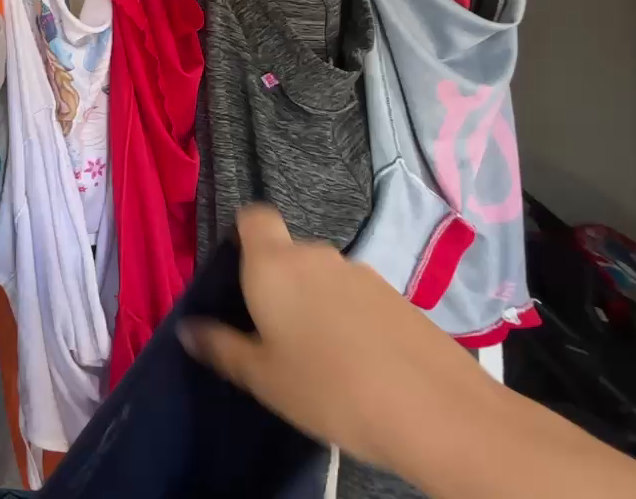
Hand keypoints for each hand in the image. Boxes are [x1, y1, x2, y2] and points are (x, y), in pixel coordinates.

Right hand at [179, 204, 500, 471]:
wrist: (448, 419)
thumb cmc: (332, 389)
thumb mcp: (262, 378)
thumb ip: (220, 347)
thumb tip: (187, 329)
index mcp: (273, 264)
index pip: (253, 216)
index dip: (243, 233)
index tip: (239, 270)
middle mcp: (317, 257)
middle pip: (287, 252)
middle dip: (278, 281)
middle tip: (274, 328)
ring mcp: (365, 276)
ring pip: (324, 278)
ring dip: (317, 301)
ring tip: (321, 352)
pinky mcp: (403, 301)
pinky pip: (358, 298)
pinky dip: (352, 319)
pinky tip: (360, 362)